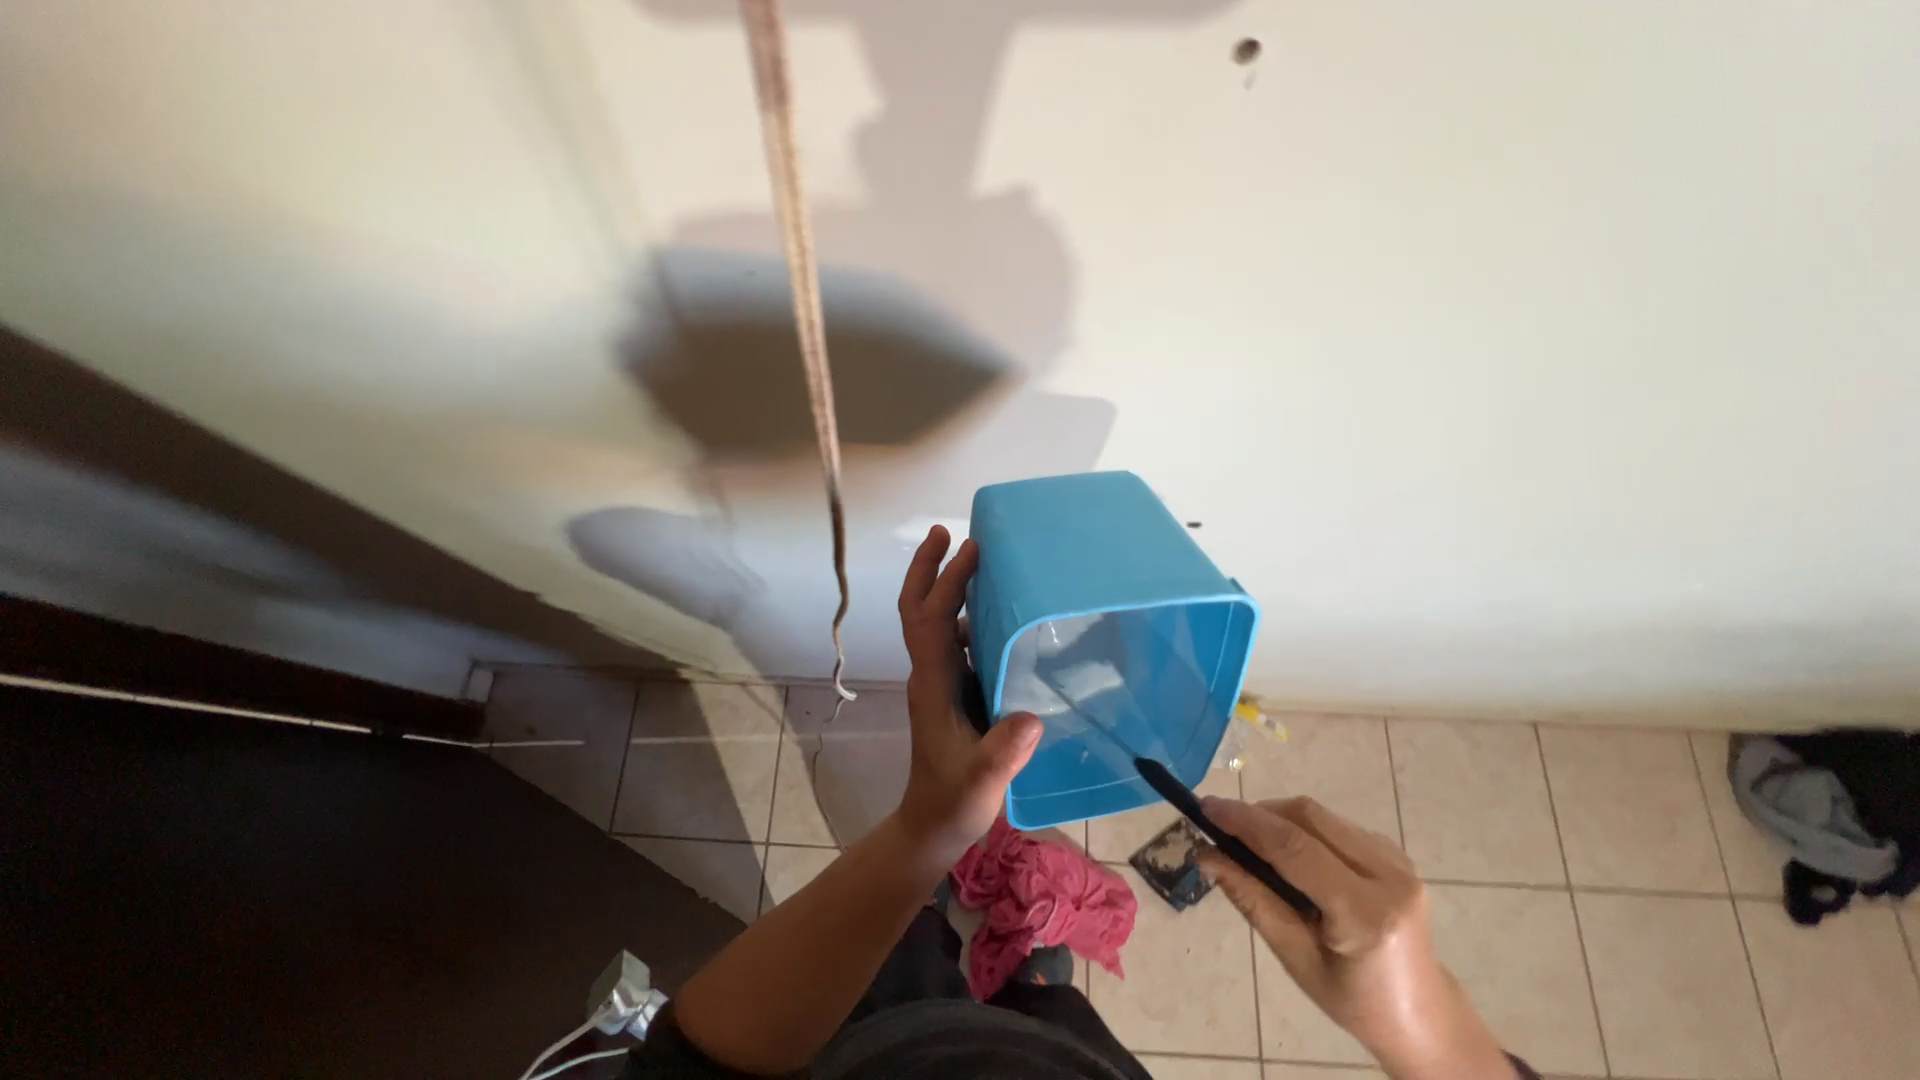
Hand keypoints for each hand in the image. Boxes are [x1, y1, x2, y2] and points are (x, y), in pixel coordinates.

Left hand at [892, 525, 1041, 860]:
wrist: (932, 826)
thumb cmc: (953, 802)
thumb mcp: (981, 780)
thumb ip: (1003, 752)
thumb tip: (1030, 717)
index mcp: (932, 685)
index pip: (930, 620)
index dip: (945, 582)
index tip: (968, 549)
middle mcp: (931, 675)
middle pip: (919, 610)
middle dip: (929, 569)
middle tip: (949, 533)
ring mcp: (940, 683)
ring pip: (935, 622)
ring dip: (948, 588)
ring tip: (979, 560)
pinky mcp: (954, 693)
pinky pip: (955, 642)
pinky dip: (967, 616)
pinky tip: (997, 613)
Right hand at [1197, 797, 1511, 1078]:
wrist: (1421, 1015)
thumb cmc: (1352, 999)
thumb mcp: (1294, 957)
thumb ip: (1252, 899)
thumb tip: (1206, 856)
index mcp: (1367, 915)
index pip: (1296, 849)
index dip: (1247, 822)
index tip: (1206, 808)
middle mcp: (1390, 877)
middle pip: (1309, 817)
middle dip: (1258, 813)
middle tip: (1219, 824)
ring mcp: (1398, 861)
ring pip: (1321, 815)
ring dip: (1277, 818)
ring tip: (1247, 841)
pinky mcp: (1396, 854)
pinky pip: (1336, 825)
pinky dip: (1301, 828)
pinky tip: (1286, 853)